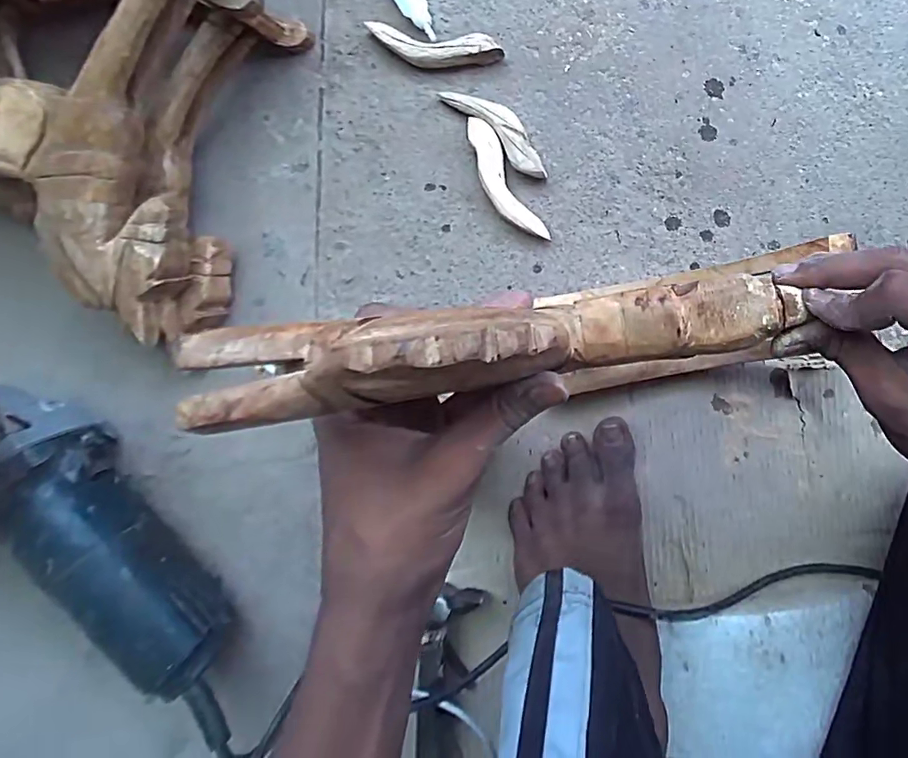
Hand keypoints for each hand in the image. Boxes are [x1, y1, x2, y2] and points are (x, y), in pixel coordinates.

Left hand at [313, 292, 567, 601]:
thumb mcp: (454, 464)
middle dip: (469, 329)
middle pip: (419, 348)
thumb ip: (503, 414)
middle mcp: (367, 398)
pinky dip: (480, 386)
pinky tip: (515, 370)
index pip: (383, 334)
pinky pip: (450, 397)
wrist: (382, 600)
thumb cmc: (397, 531)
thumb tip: (557, 377)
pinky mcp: (417, 433)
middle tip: (516, 309)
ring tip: (522, 329)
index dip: (432, 315)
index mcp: (350, 399)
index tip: (483, 307)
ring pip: (438, 370)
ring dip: (478, 356)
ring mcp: (394, 416)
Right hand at [775, 248, 907, 483]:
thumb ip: (849, 349)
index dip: (849, 300)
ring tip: (807, 275)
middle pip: (903, 264)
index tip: (809, 309)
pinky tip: (839, 278)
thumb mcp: (892, 399)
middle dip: (839, 270)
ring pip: (904, 260)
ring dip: (851, 268)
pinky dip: (872, 274)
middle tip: (792, 276)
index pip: (904, 292)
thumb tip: (807, 315)